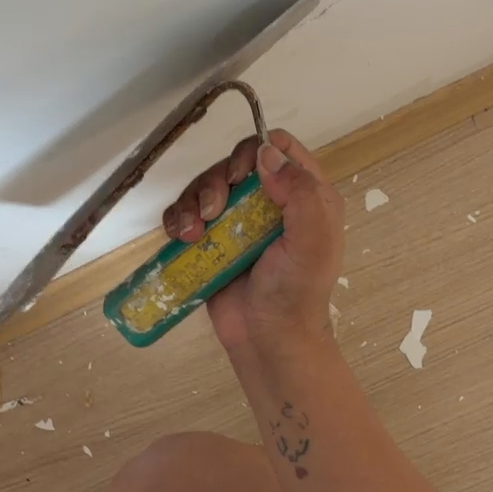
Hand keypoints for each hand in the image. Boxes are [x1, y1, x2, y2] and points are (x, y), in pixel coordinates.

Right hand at [160, 129, 344, 352]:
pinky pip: (189, 215)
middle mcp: (273, 205)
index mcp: (307, 198)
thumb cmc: (296, 294)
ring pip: (208, 187)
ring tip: (193, 233)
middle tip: (214, 210)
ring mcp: (240, 224)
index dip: (259, 150)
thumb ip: (300, 194)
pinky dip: (179, 219)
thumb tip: (266, 154)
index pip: (282, 150)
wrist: (268, 341)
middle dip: (218, 181)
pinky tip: (182, 237)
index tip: (243, 175)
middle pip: (237, 165)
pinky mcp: (212, 244)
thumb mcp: (312, 242)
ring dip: (194, 201)